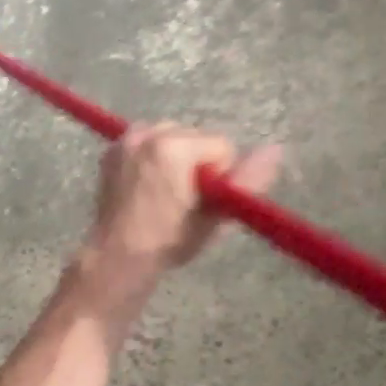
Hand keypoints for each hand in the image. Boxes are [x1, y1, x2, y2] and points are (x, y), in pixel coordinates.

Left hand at [83, 122, 281, 282]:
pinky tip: (148, 181)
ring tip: (168, 189)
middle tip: (186, 195)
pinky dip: (151, 154)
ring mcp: (123, 140)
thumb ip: (247, 180)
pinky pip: (144, 140)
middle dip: (197, 161)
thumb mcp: (217, 215)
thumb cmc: (170, 238)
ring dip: (175, 154)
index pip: (221, 146)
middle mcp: (145, 135)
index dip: (221, 175)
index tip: (205, 198)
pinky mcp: (110, 150)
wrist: (119, 251)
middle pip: (193, 136)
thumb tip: (275, 149)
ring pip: (168, 135)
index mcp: (172, 147)